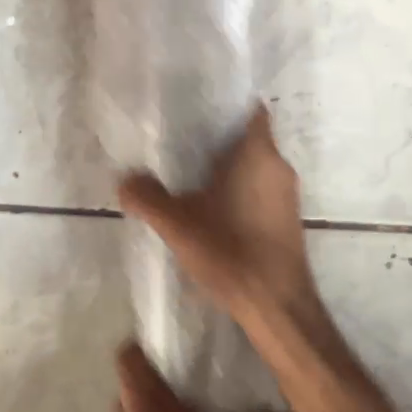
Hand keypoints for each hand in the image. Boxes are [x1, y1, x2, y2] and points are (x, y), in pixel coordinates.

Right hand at [117, 104, 312, 322]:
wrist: (277, 308)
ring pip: (255, 167)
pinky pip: (260, 191)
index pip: (250, 109)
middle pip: (248, 138)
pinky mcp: (288, 221)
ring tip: (191, 172)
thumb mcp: (177, 224)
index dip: (226, 103)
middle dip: (218, 138)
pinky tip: (212, 207)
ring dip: (228, 168)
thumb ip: (147, 198)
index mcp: (258, 153)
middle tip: (181, 138)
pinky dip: (239, 191)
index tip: (198, 104)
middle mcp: (279, 167)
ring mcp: (288, 196)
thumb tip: (123, 180)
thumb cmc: (231, 251)